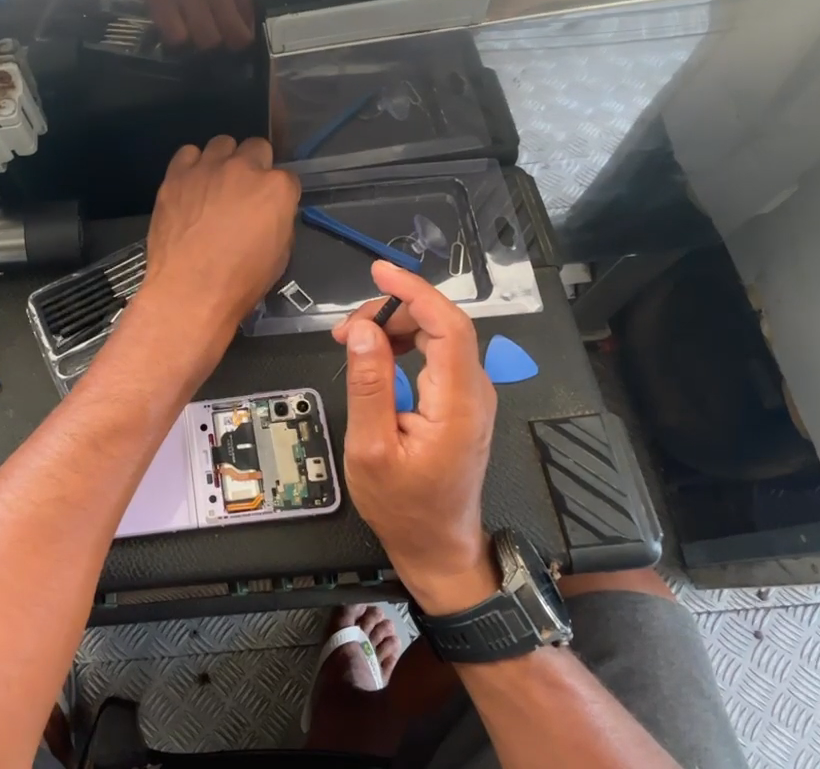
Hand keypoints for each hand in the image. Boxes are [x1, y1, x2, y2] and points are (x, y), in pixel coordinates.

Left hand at [139, 136, 299, 330]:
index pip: (287, 177)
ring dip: (223, 161)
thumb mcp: (280, 255)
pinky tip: (191, 185)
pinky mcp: (176, 176)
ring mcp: (207, 169)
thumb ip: (278, 220)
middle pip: (256, 148)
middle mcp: (243, 169)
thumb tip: (270, 212)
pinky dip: (192, 165)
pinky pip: (187, 154)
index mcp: (276, 189)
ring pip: (221, 144)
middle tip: (244, 192)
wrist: (189, 292)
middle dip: (254, 166)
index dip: (278, 193)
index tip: (269, 207)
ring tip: (215, 185)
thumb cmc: (240, 282)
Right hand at [334, 261, 500, 614]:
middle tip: (345, 330)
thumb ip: (368, 384)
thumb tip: (364, 330)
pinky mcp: (461, 404)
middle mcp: (474, 392)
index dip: (415, 292)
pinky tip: (375, 355)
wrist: (436, 546)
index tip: (379, 272)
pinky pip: (437, 357)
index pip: (448, 325)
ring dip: (396, 327)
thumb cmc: (401, 505)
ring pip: (439, 337)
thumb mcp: (370, 448)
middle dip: (393, 311)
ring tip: (351, 342)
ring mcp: (472, 398)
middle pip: (443, 325)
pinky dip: (404, 345)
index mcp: (457, 402)